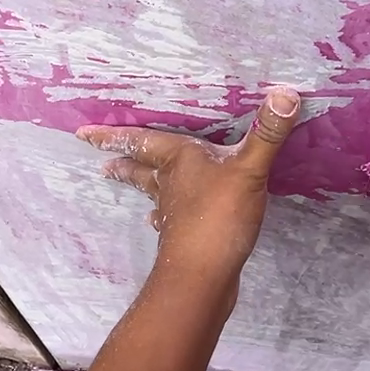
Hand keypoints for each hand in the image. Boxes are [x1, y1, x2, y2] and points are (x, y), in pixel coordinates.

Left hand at [77, 88, 300, 277]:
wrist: (204, 278)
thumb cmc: (218, 217)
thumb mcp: (249, 170)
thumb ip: (266, 133)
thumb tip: (286, 92)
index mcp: (179, 161)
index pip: (142, 141)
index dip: (114, 135)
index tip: (82, 134)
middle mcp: (172, 184)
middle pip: (141, 168)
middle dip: (124, 162)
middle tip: (102, 162)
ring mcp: (175, 214)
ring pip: (153, 194)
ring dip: (142, 186)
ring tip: (127, 185)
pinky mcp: (185, 238)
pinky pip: (171, 217)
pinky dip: (166, 214)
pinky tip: (162, 220)